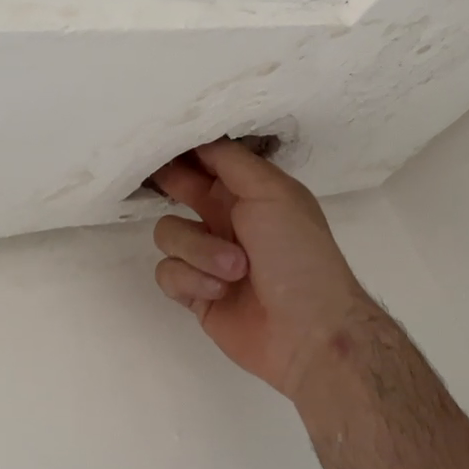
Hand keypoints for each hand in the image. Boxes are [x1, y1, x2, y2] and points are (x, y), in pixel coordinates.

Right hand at [150, 139, 375, 399]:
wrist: (308, 331)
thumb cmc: (297, 253)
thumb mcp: (273, 192)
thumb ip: (231, 160)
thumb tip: (199, 137)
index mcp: (249, 190)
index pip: (208, 158)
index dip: (185, 148)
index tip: (160, 142)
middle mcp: (225, 217)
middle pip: (180, 188)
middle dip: (171, 185)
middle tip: (160, 182)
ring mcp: (207, 256)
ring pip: (169, 233)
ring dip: (199, 250)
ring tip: (234, 269)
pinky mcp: (193, 292)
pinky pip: (168, 272)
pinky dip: (193, 280)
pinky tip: (220, 292)